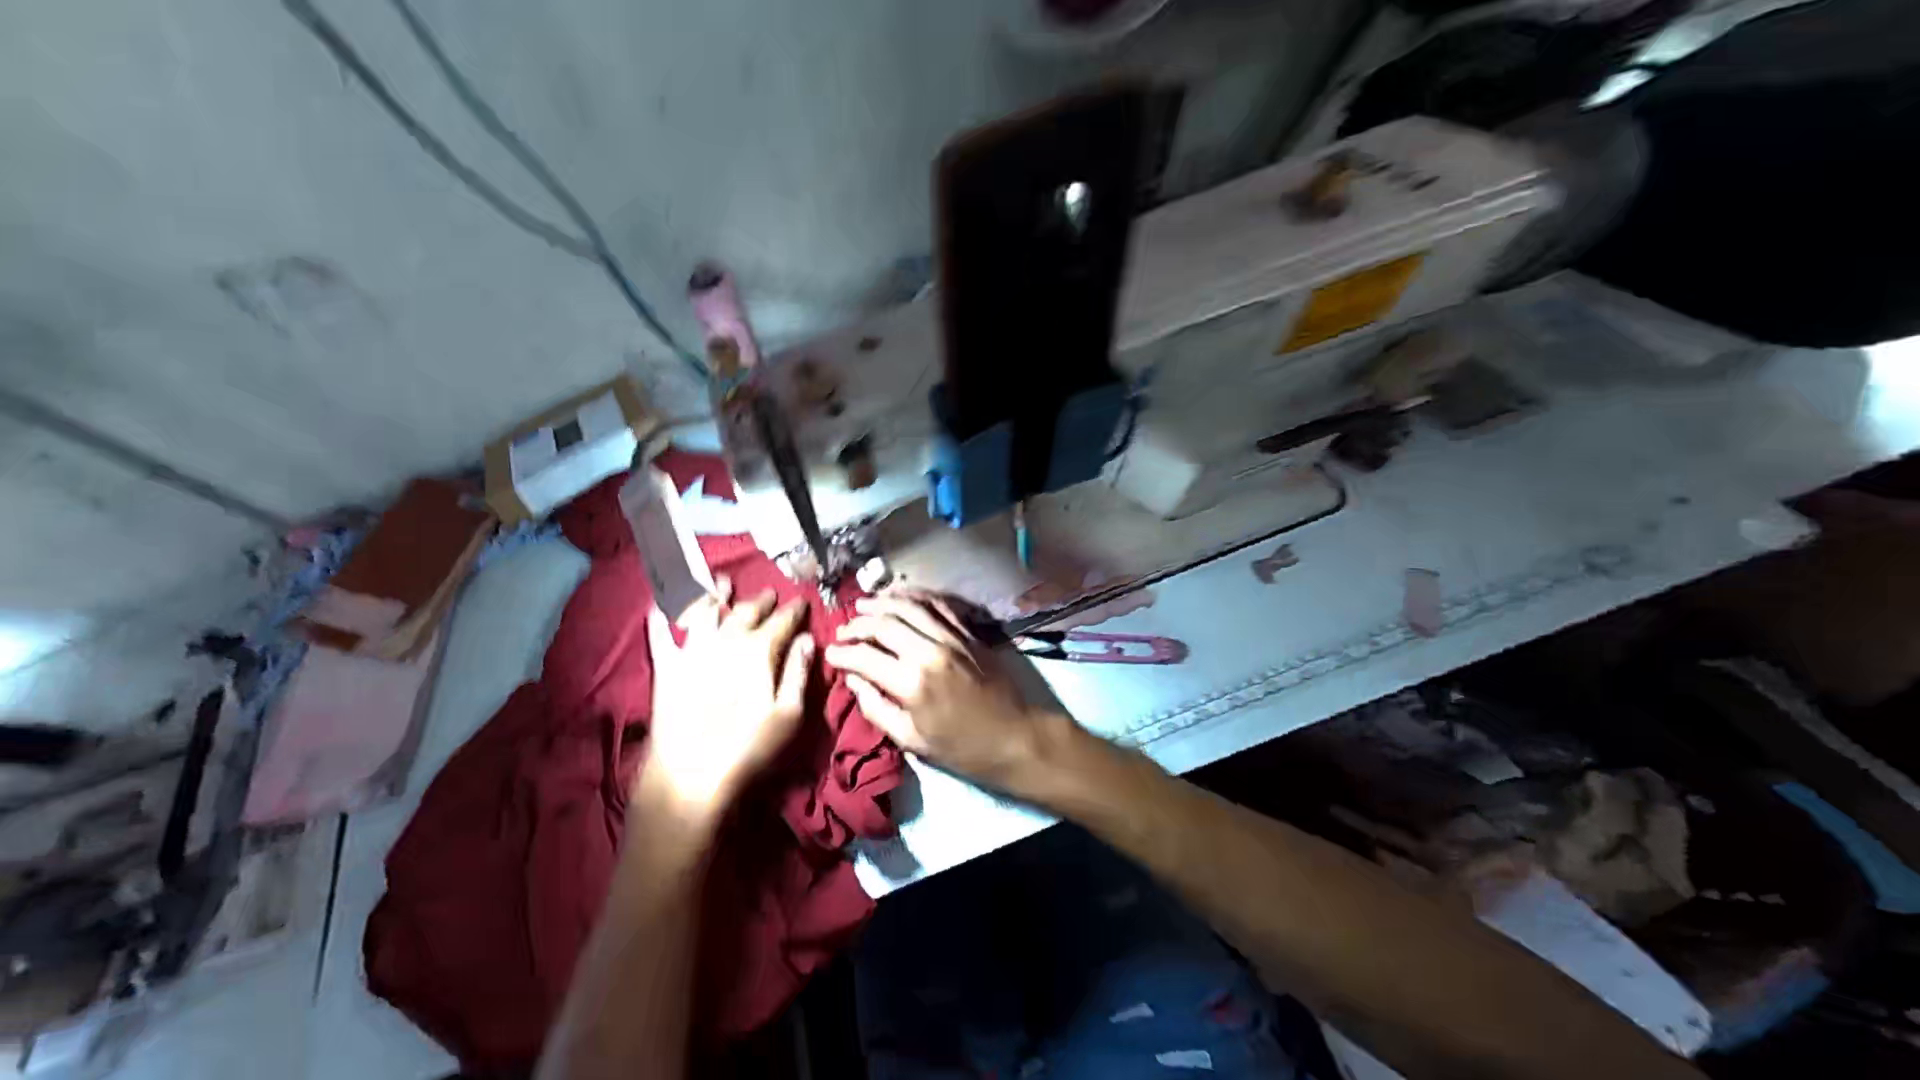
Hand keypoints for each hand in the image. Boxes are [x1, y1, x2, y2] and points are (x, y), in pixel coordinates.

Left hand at [644, 578, 812, 820]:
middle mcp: (726, 641)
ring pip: (705, 610)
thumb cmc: (749, 747)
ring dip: (714, 594)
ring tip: (721, 583)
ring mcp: (692, 650)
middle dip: (761, 600)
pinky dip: (661, 614)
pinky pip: (660, 632)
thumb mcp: (789, 714)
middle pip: (746, 611)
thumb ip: (799, 672)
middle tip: (770, 593)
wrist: (691, 774)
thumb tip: (807, 640)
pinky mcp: (665, 665)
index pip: (782, 621)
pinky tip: (661, 601)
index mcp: (760, 651)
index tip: (801, 602)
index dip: (794, 610)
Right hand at [824, 591, 1072, 793]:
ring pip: (910, 606)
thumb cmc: (962, 748)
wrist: (1016, 737)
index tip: (830, 654)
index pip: (864, 656)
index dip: (842, 654)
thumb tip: (854, 681)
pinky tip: (901, 597)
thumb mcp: (911, 740)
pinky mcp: (968, 633)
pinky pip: (939, 605)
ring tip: (864, 605)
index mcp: (911, 683)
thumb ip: (877, 708)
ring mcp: (952, 637)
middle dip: (858, 624)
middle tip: (843, 630)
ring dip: (883, 602)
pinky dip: (917, 596)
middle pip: (884, 623)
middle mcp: (929, 651)